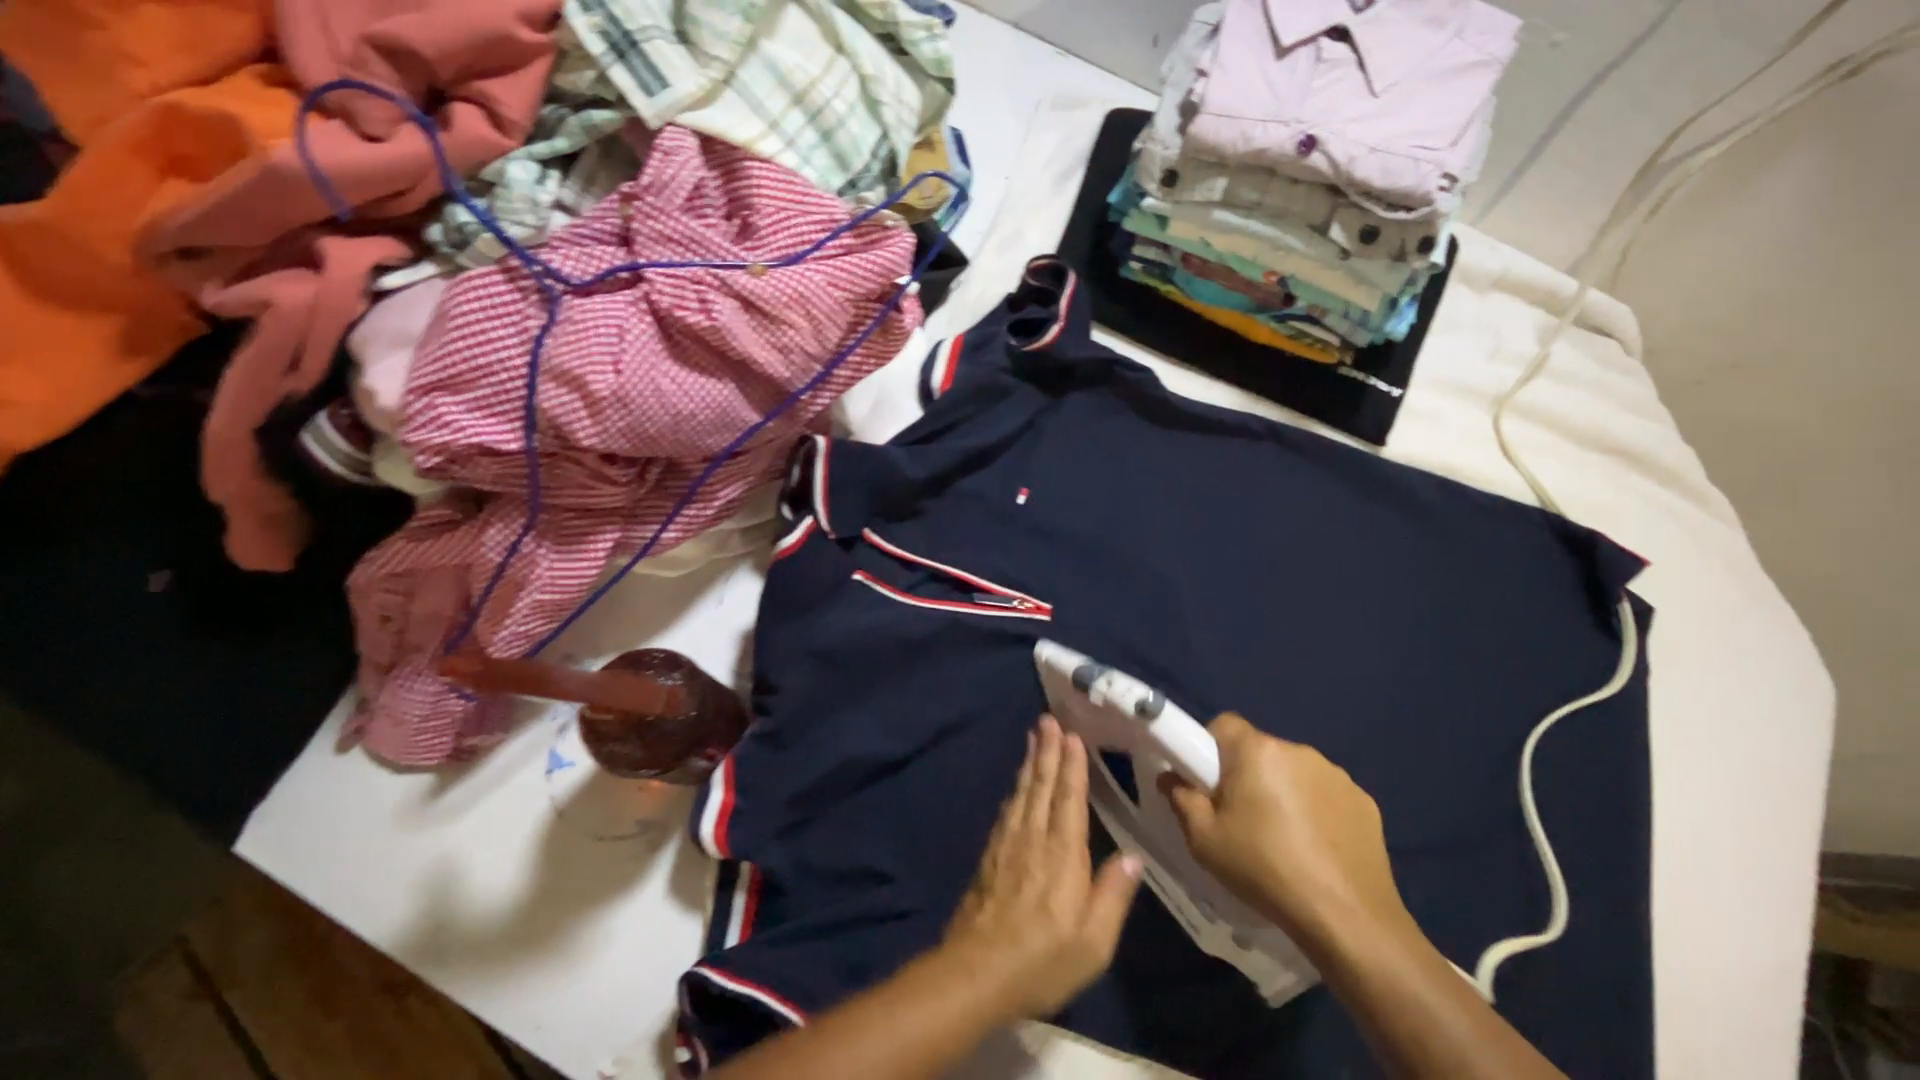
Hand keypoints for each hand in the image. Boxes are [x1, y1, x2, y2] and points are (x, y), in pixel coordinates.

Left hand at [942, 715, 1143, 1019]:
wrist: (976, 974)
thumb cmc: (1043, 960)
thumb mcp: (1094, 941)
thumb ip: (1113, 895)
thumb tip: (1134, 856)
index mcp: (1063, 856)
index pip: (1070, 801)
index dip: (1071, 767)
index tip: (1072, 736)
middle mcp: (1033, 842)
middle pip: (1041, 788)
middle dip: (1047, 752)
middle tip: (1047, 720)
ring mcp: (1007, 849)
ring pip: (1021, 797)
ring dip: (1029, 766)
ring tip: (1032, 739)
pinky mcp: (988, 861)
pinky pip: (1005, 815)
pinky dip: (1013, 794)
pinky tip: (1014, 790)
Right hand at [1157, 713, 1412, 948]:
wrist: (1345, 916)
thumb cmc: (1264, 870)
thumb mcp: (1205, 840)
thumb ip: (1182, 799)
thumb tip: (1172, 777)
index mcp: (1258, 751)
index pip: (1224, 725)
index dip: (1208, 749)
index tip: (1207, 784)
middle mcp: (1299, 751)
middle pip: (1260, 751)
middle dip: (1246, 775)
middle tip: (1239, 819)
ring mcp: (1337, 775)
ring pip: (1294, 773)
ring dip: (1282, 792)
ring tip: (1281, 840)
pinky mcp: (1364, 801)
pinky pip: (1325, 795)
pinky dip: (1315, 812)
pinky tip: (1314, 850)